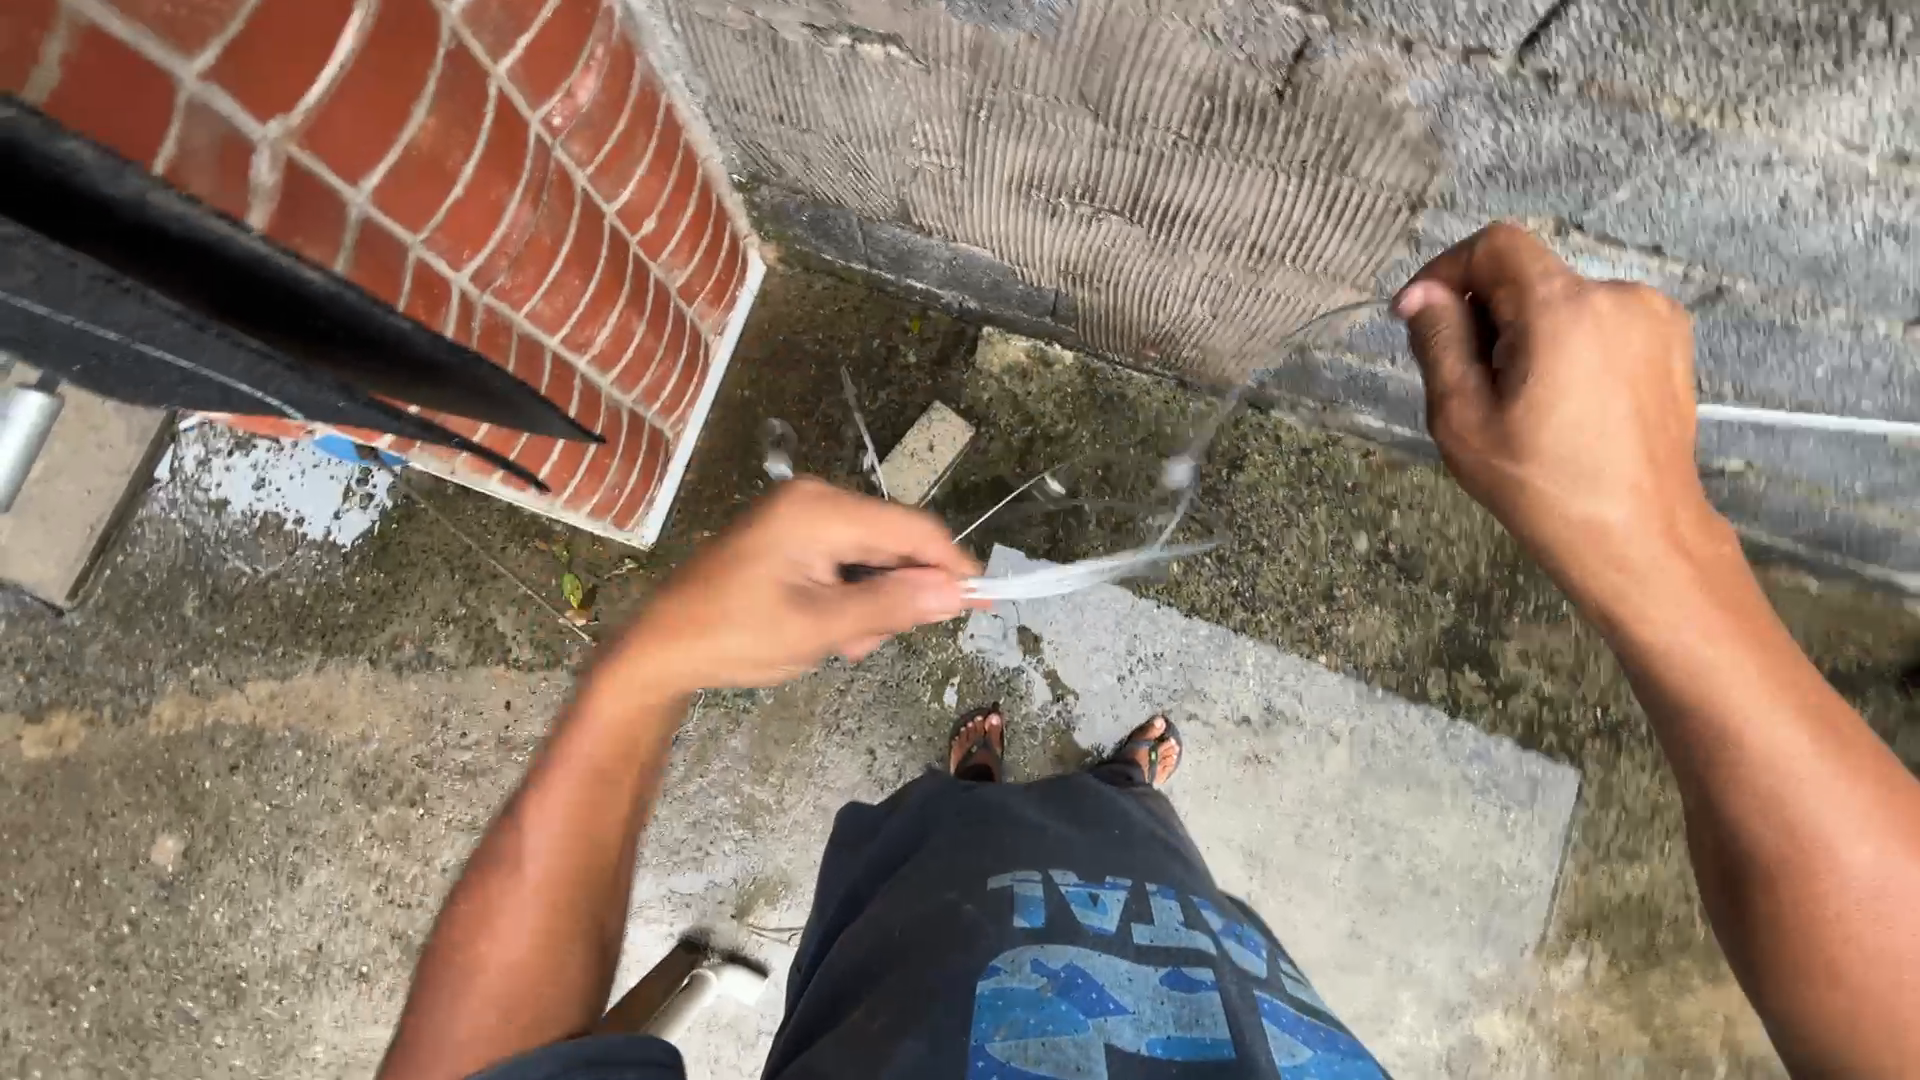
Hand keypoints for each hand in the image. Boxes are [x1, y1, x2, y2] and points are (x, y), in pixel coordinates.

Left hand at [596, 477, 980, 695]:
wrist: (661, 647)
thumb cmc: (734, 636)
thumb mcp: (820, 628)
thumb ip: (892, 606)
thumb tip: (957, 593)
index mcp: (820, 510)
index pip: (912, 529)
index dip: (952, 565)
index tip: (982, 601)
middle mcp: (815, 500)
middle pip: (893, 542)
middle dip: (898, 594)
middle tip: (872, 642)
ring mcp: (802, 516)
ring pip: (873, 556)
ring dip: (872, 602)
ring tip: (841, 643)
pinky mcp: (794, 535)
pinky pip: (846, 560)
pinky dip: (850, 595)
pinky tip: (829, 627)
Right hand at [1392, 223, 1728, 605]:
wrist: (1633, 530)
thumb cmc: (1534, 481)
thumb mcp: (1460, 415)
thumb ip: (1439, 342)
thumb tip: (1420, 296)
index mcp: (1562, 311)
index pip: (1495, 245)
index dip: (1444, 270)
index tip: (1415, 316)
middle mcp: (1617, 296)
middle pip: (1524, 276)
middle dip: (1478, 313)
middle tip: (1458, 378)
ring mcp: (1652, 317)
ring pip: (1557, 300)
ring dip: (1516, 332)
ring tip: (1506, 398)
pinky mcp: (1668, 341)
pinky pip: (1592, 321)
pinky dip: (1556, 343)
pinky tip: (1550, 398)